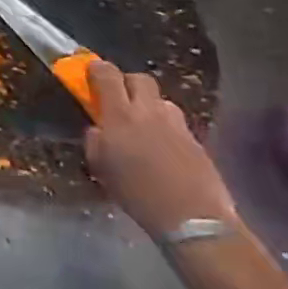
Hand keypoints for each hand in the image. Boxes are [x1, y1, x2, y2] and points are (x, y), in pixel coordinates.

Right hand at [84, 59, 235, 236]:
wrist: (193, 219)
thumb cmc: (136, 192)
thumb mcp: (100, 164)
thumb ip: (95, 139)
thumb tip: (99, 128)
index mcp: (120, 116)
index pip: (108, 75)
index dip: (97, 68)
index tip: (89, 72)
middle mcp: (150, 113)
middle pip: (141, 79)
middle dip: (127, 82)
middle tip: (118, 98)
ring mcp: (178, 127)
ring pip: (162, 101)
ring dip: (149, 106)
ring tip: (143, 126)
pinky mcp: (198, 143)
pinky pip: (177, 124)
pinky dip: (166, 127)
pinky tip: (162, 147)